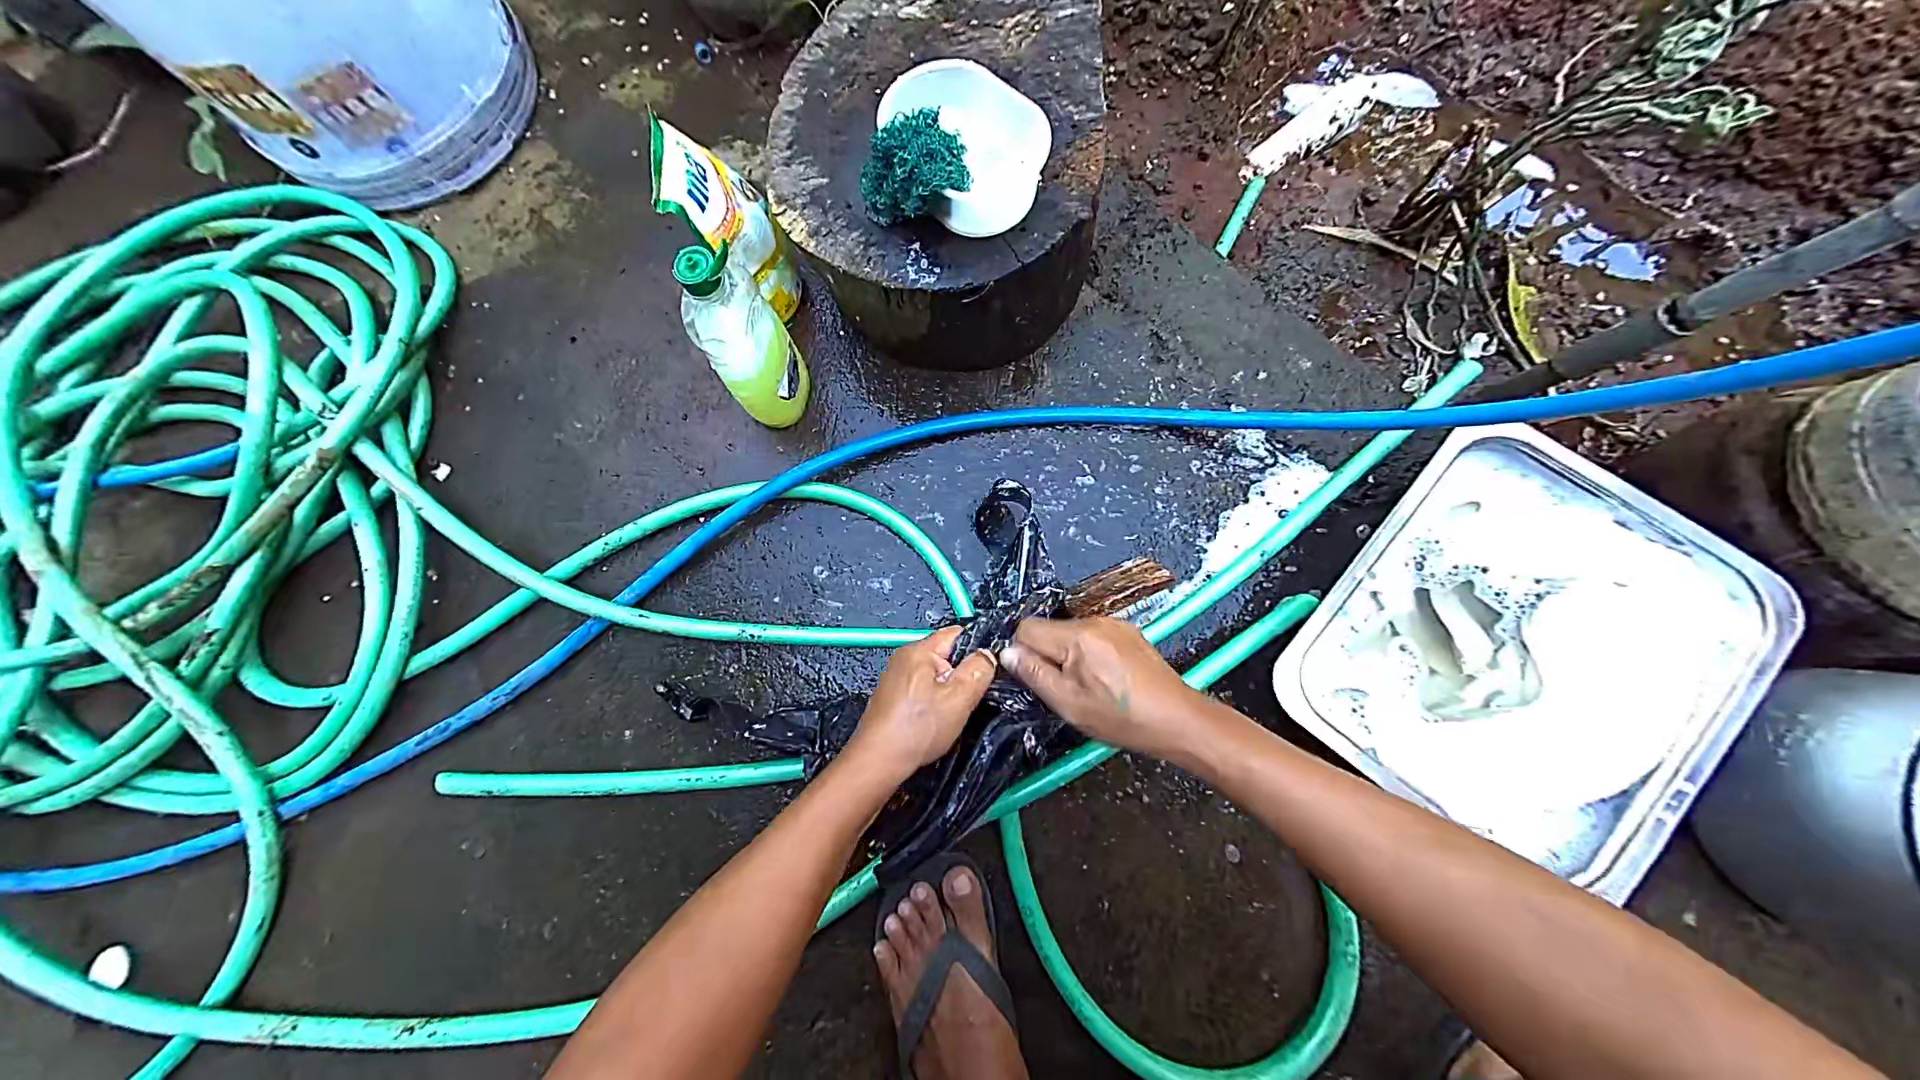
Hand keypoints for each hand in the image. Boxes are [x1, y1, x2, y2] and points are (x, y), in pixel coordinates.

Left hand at [843, 625, 996, 779]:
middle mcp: (904, 659)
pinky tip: (936, 720)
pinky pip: (923, 690)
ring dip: (949, 691)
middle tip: (972, 695)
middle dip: (963, 673)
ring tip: (952, 711)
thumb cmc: (914, 730)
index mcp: (919, 651)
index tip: (990, 666)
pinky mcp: (893, 697)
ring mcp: (896, 678)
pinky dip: (934, 702)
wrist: (879, 761)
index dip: (979, 646)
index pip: (957, 633)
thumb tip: (988, 655)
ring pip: (935, 675)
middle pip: (946, 655)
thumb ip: (978, 671)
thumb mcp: (959, 698)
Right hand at [998, 617, 1225, 764]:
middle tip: (1065, 689)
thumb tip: (1007, 653)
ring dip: (1068, 656)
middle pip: (1049, 629)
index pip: (1026, 628)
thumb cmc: (1123, 718)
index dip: (1023, 653)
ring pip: (1070, 634)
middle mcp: (1095, 620)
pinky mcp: (1127, 632)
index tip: (1036, 679)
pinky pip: (1092, 637)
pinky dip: (1089, 655)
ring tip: (1089, 688)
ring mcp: (1114, 624)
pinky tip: (1105, 680)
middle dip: (1048, 656)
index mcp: (1078, 636)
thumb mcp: (1069, 704)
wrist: (1178, 720)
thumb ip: (1034, 674)